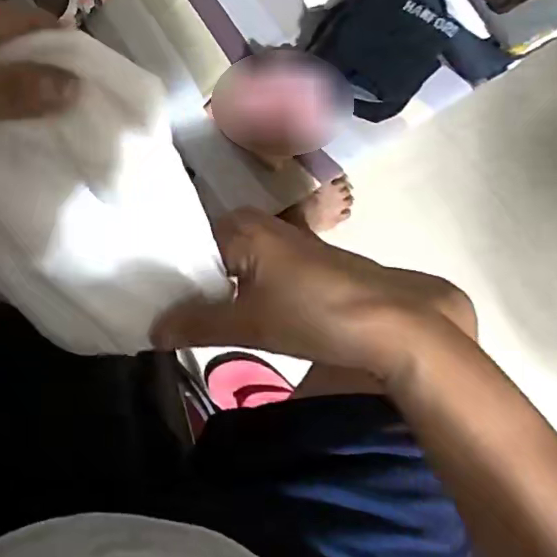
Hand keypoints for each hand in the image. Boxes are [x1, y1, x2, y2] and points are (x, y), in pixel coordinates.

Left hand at [0, 0, 78, 195]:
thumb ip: (10, 91)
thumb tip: (76, 82)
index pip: (24, 20)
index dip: (62, 46)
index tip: (101, 80)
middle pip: (12, 51)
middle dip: (47, 77)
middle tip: (90, 111)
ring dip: (25, 105)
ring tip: (69, 131)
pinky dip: (0, 124)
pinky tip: (28, 145)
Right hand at [151, 209, 474, 381]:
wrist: (404, 329)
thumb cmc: (315, 314)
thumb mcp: (247, 325)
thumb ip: (195, 325)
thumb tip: (151, 332)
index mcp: (239, 226)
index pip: (187, 244)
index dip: (171, 274)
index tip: (156, 299)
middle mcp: (262, 224)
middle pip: (211, 252)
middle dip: (196, 281)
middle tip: (173, 310)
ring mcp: (291, 242)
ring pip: (239, 262)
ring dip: (225, 288)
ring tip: (204, 316)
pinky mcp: (313, 264)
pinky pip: (264, 271)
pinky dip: (252, 290)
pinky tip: (249, 315)